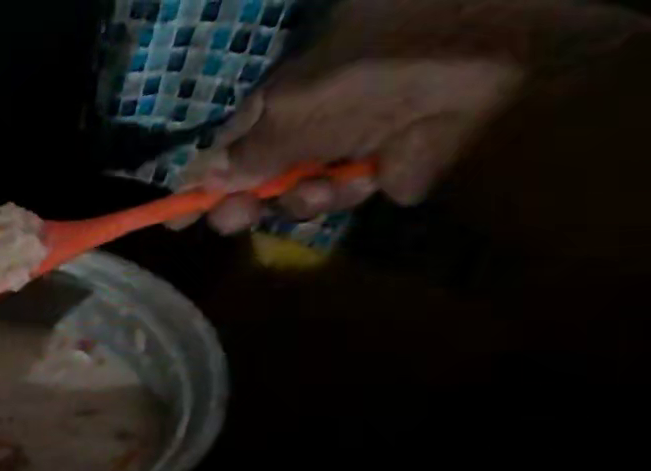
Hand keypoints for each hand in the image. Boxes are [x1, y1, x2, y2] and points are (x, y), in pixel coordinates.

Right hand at [172, 0, 584, 232]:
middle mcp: (301, 134)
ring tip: (314, 190)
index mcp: (274, 111)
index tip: (173, 222)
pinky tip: (354, 182)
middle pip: (250, 186)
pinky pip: (340, 201)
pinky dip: (341, 197)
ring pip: (291, 199)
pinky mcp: (380, 173)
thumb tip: (201, 184)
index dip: (195, 188)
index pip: (220, 156)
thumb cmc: (370, 74)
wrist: (484, 60)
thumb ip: (241, 156)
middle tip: (235, 217)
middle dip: (238, 205)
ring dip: (294, 202)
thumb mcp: (287, 115)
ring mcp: (339, 154)